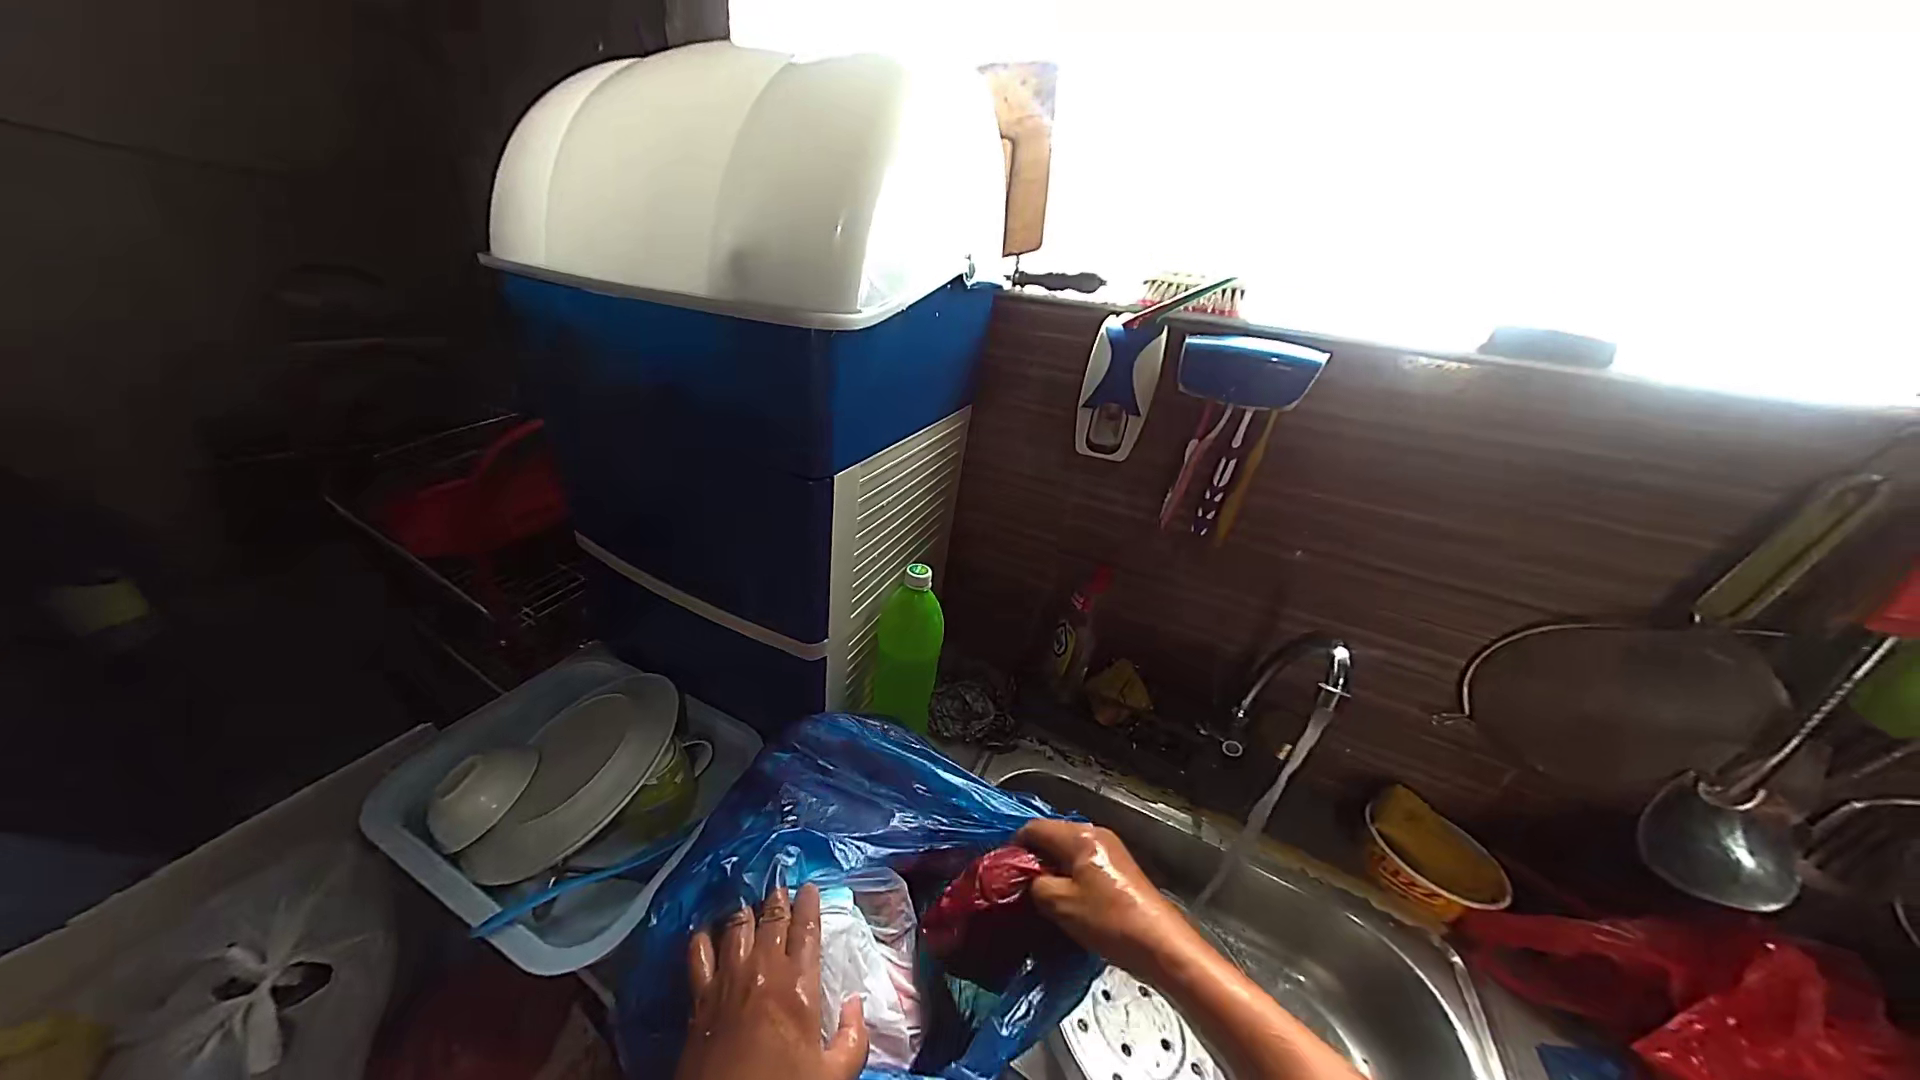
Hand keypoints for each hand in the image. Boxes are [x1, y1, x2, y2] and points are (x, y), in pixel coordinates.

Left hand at [675, 883, 869, 1079]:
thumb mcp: (834, 1076)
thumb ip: (853, 1037)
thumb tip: (855, 1003)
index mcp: (798, 984)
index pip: (806, 927)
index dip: (809, 902)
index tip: (810, 888)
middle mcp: (763, 971)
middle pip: (771, 918)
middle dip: (778, 899)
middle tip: (782, 889)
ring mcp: (728, 980)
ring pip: (737, 927)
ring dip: (746, 912)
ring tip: (751, 905)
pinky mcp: (700, 998)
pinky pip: (698, 954)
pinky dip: (703, 937)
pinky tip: (707, 933)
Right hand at [1015, 819, 1207, 979]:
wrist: (1161, 945)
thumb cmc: (1110, 921)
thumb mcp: (1059, 904)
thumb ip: (1034, 884)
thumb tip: (1027, 879)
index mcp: (1078, 835)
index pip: (1033, 827)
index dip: (1014, 846)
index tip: (1003, 869)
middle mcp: (1095, 833)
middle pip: (1051, 836)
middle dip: (1034, 858)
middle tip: (1020, 886)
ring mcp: (1110, 849)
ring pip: (1067, 850)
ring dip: (1052, 869)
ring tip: (1041, 897)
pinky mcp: (1118, 868)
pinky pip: (1083, 863)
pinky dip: (1070, 876)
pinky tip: (1067, 900)